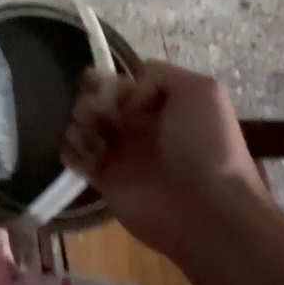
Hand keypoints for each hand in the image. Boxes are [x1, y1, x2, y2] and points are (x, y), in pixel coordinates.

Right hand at [60, 60, 265, 259]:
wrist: (211, 211)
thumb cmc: (208, 148)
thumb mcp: (202, 91)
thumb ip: (160, 74)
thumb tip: (126, 93)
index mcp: (155, 107)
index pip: (118, 82)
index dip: (109, 82)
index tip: (112, 92)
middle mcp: (134, 127)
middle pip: (93, 99)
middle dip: (89, 100)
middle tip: (98, 114)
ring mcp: (118, 154)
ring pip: (80, 125)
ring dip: (80, 125)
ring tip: (95, 141)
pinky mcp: (103, 180)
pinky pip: (72, 156)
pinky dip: (72, 152)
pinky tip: (90, 157)